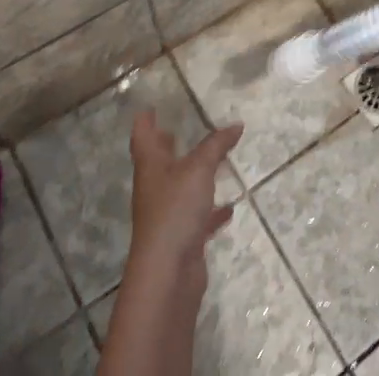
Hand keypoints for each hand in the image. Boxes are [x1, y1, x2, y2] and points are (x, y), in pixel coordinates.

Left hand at [127, 111, 242, 272]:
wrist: (168, 270)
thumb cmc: (175, 210)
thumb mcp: (199, 170)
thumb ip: (216, 146)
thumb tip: (236, 124)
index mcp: (150, 166)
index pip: (142, 135)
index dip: (145, 120)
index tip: (150, 107)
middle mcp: (154, 187)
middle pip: (156, 161)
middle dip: (165, 146)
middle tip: (175, 129)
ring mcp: (167, 214)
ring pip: (178, 188)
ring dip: (190, 175)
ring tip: (207, 160)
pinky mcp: (182, 236)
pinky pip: (198, 216)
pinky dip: (211, 210)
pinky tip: (229, 206)